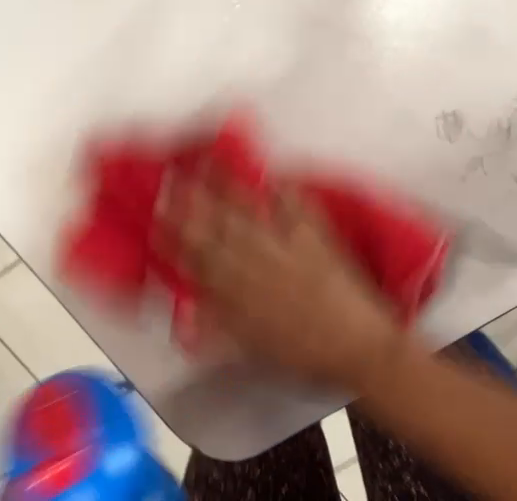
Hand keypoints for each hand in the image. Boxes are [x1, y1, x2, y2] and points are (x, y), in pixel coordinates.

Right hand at [156, 169, 406, 391]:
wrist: (362, 351)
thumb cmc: (307, 356)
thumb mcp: (255, 349)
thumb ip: (219, 328)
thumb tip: (189, 315)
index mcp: (238, 295)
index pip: (196, 260)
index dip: (172, 238)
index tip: (154, 218)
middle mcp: (255, 265)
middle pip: (215, 229)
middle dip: (188, 203)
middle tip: (169, 178)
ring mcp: (285, 246)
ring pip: (247, 212)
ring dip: (224, 186)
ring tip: (207, 161)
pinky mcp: (315, 237)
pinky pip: (295, 208)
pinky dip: (283, 190)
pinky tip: (271, 173)